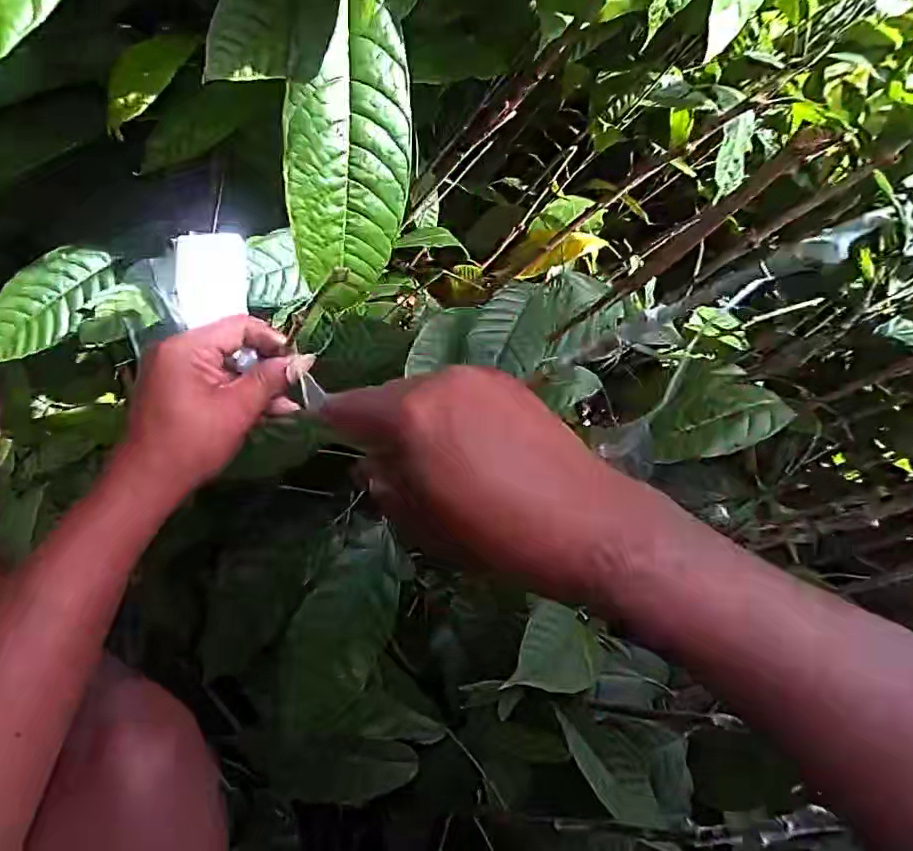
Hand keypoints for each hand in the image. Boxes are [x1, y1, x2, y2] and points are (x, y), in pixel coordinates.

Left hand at [118, 316, 312, 490]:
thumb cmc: (193, 443)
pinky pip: (211, 378)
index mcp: (187, 346)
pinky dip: (234, 391)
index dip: (273, 340)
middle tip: (292, 383)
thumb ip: (271, 379)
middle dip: (265, 364)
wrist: (146, 483)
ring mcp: (171, 369)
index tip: (296, 361)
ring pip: (224, 364)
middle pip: (232, 343)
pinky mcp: (172, 387)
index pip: (240, 325)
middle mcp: (175, 349)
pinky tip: (262, 409)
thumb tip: (304, 360)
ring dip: (253, 382)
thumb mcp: (239, 408)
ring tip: (284, 403)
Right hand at [322, 366, 695, 606]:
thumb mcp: (426, 524)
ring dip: (417, 418)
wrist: (590, 523)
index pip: (349, 406)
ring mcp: (479, 376)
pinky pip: (460, 392)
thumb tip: (371, 465)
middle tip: (386, 463)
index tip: (322, 436)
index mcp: (410, 413)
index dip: (330, 422)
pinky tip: (470, 446)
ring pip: (426, 392)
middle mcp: (441, 380)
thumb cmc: (499, 535)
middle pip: (389, 395)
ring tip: (433, 459)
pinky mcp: (509, 383)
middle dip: (379, 425)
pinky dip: (450, 412)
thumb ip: (387, 487)